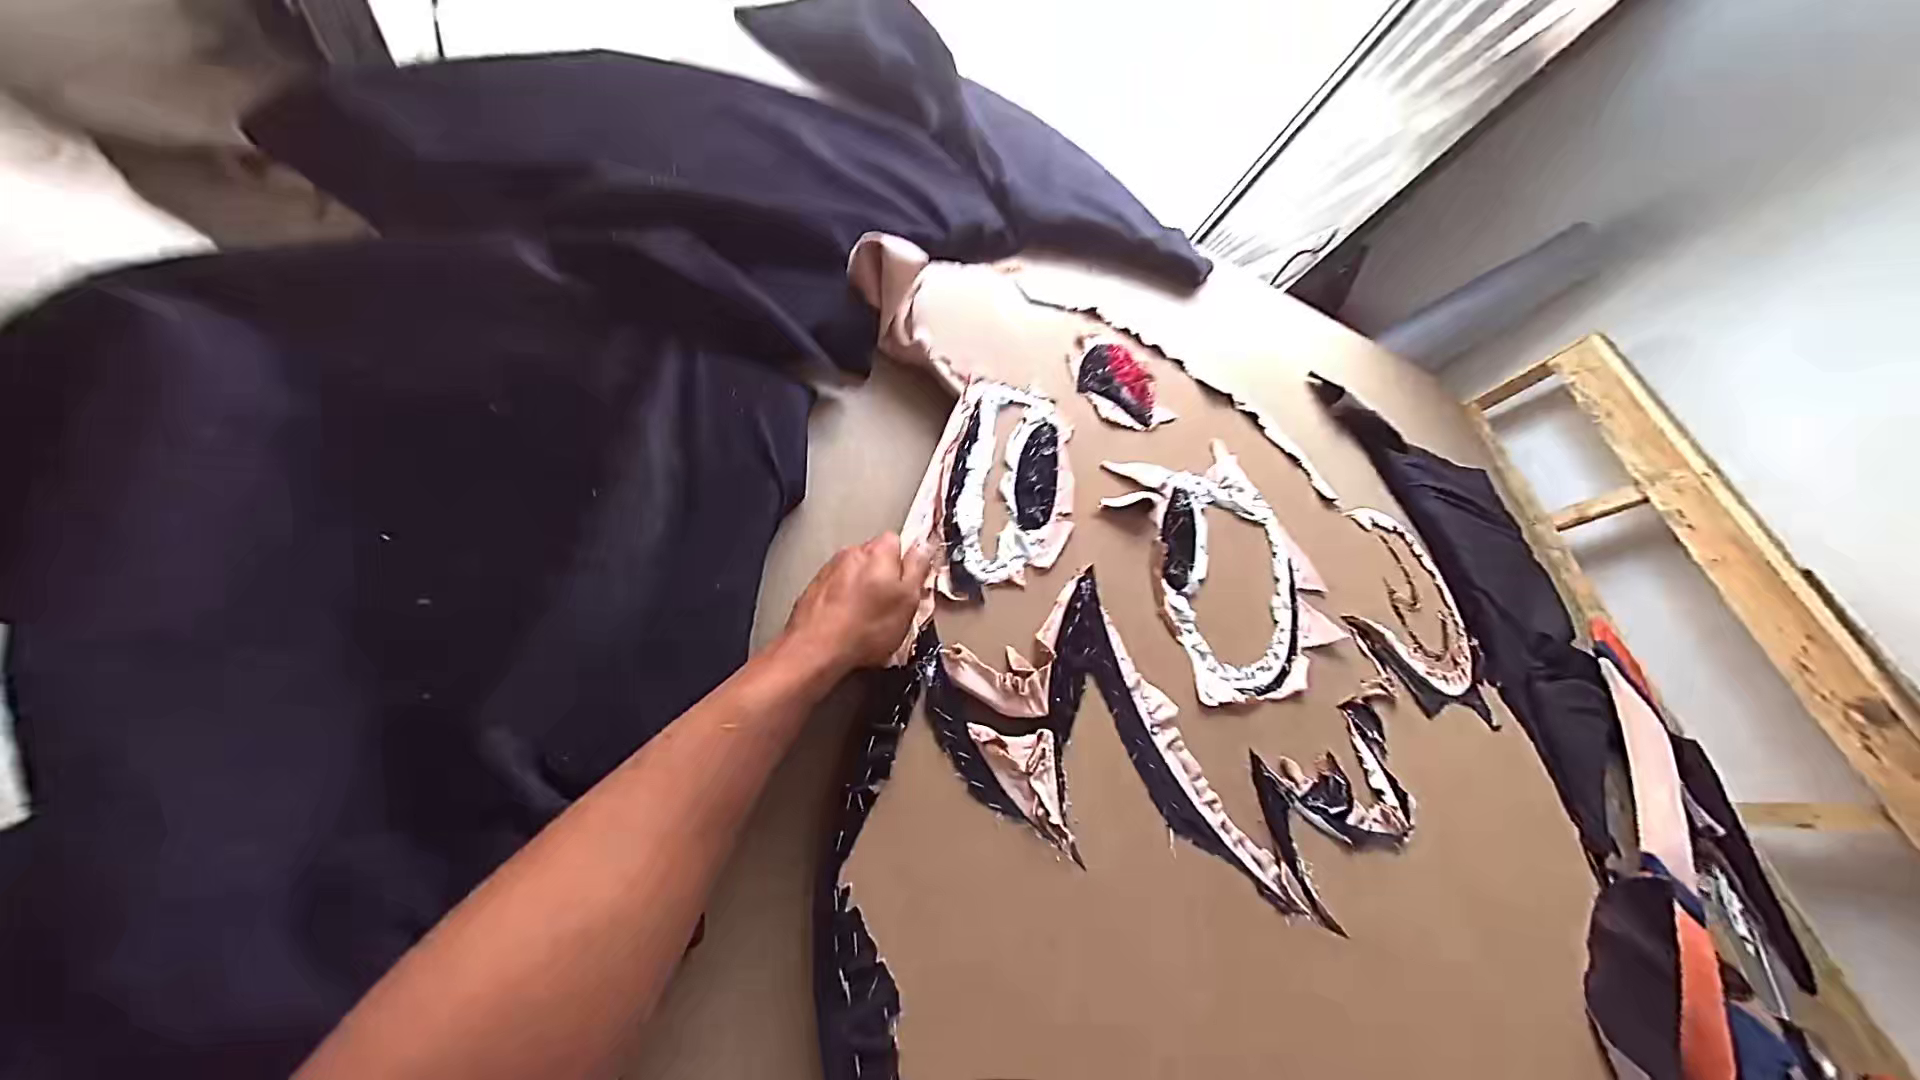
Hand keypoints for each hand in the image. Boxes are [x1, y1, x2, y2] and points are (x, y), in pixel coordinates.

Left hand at [779, 532, 933, 678]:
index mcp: (879, 550)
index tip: (909, 586)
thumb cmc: (865, 627)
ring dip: (862, 589)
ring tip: (867, 619)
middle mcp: (852, 552)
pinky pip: (837, 588)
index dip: (907, 565)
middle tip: (891, 606)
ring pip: (856, 573)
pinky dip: (844, 600)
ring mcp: (830, 569)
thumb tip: (924, 547)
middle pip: (877, 557)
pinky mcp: (814, 587)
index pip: (900, 541)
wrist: (816, 648)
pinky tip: (848, 622)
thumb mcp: (908, 600)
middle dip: (884, 577)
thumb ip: (918, 567)